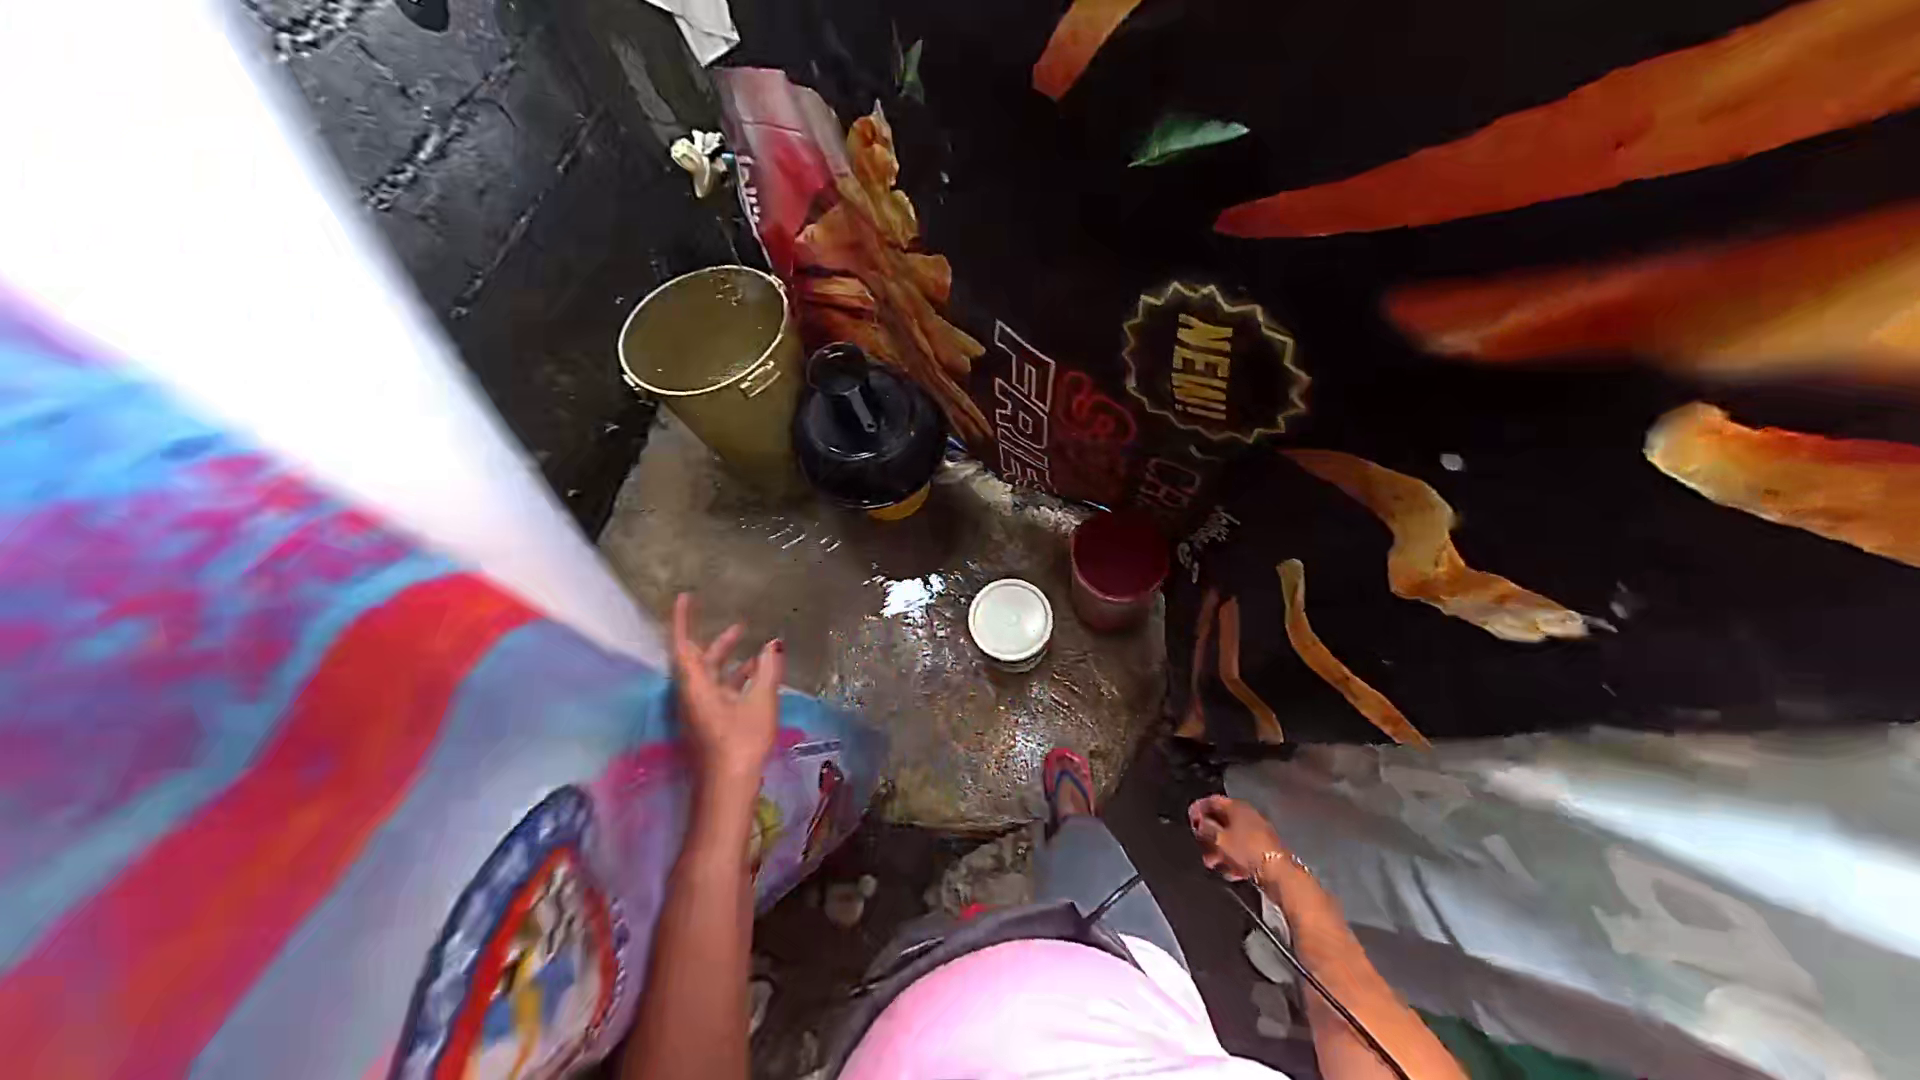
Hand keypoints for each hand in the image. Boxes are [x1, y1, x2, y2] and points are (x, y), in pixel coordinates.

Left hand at [671, 593, 783, 788]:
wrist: (728, 789)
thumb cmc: (741, 741)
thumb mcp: (761, 701)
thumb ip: (768, 670)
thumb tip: (773, 643)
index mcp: (696, 686)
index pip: (683, 644)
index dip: (683, 620)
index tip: (687, 597)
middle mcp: (691, 696)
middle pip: (699, 661)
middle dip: (718, 642)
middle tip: (739, 626)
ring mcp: (699, 712)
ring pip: (711, 678)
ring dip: (730, 662)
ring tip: (755, 651)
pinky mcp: (709, 724)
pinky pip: (719, 692)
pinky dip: (736, 680)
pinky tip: (758, 680)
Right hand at [1189, 795, 1285, 881]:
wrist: (1278, 873)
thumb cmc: (1246, 849)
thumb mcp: (1218, 838)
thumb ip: (1205, 829)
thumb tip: (1199, 824)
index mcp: (1237, 806)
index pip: (1212, 801)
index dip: (1198, 809)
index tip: (1190, 820)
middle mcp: (1248, 815)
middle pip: (1222, 820)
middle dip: (1208, 834)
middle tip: (1199, 843)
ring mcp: (1258, 832)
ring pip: (1232, 837)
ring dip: (1219, 849)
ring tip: (1211, 862)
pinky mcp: (1264, 848)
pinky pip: (1243, 849)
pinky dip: (1233, 857)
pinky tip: (1229, 870)